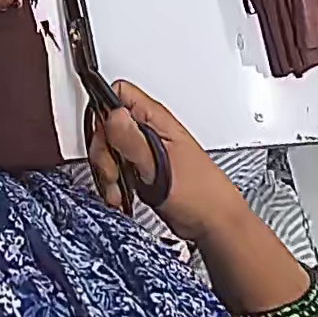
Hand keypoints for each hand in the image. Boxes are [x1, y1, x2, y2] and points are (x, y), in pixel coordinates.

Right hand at [88, 81, 254, 243]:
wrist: (214, 223)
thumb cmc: (200, 194)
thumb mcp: (159, 166)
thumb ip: (131, 139)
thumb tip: (112, 114)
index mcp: (155, 119)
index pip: (119, 94)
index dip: (104, 111)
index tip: (104, 138)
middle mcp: (149, 130)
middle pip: (107, 125)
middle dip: (103, 151)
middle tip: (113, 170)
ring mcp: (145, 149)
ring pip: (110, 148)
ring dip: (107, 172)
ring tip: (119, 188)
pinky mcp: (142, 168)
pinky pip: (117, 167)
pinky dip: (113, 182)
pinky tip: (121, 195)